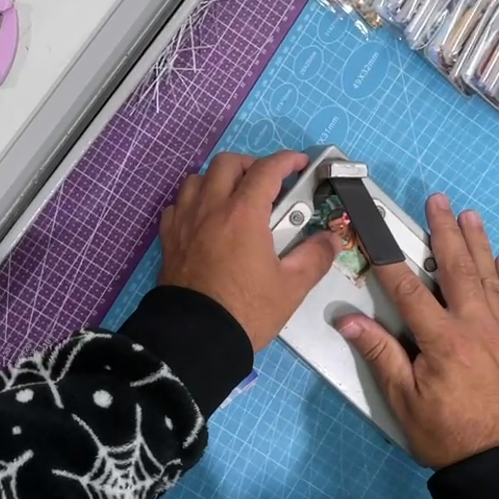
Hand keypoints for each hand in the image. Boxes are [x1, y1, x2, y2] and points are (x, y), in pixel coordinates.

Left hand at [158, 151, 341, 351]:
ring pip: (197, 178)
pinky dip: (193, 202)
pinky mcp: (168, 238)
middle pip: (227, 163)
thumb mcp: (291, 287)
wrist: (197, 338)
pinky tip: (205, 219)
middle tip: (267, 184)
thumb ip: (314, 257)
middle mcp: (210, 208)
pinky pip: (177, 204)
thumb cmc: (246, 310)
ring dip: (218, 180)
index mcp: (243, 213)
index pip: (267, 170)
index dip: (286, 161)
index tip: (299, 165)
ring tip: (234, 199)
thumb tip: (330, 239)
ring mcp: (185, 221)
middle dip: (251, 166)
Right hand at [337, 194, 498, 468]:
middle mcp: (476, 327)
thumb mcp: (403, 399)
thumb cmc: (445, 434)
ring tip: (471, 216)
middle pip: (458, 270)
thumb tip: (346, 320)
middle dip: (445, 232)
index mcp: (444, 339)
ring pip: (490, 279)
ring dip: (479, 245)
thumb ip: (379, 354)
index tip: (374, 226)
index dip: (387, 255)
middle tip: (438, 201)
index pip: (408, 288)